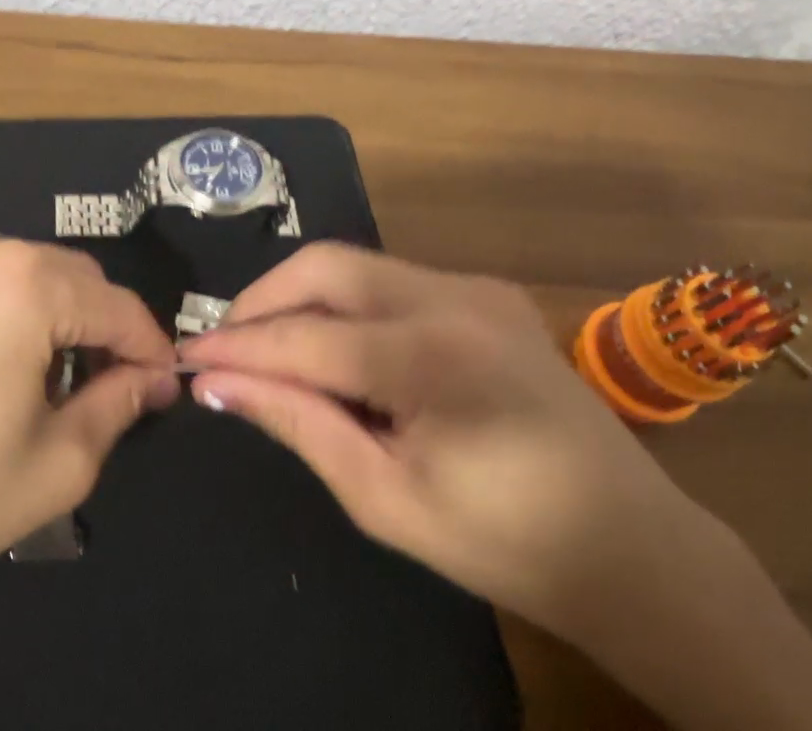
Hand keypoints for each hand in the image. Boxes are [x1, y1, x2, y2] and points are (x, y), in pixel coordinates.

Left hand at [0, 219, 178, 641]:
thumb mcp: (55, 466)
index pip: (116, 304)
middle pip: (68, 280)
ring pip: (18, 277)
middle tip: (113, 395)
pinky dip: (0, 318)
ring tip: (50, 392)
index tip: (167, 387)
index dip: (151, 348)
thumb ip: (118, 406)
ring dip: (50, 323)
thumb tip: (154, 379)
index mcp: (21, 282)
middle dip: (99, 332)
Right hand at [179, 242, 708, 638]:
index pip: (303, 336)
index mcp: (433, 356)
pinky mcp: (488, 296)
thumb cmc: (504, 542)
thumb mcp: (384, 496)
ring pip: (358, 267)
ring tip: (269, 355)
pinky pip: (392, 283)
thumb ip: (300, 424)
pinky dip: (346, 307)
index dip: (236, 349)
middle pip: (327, 266)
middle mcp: (455, 298)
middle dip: (263, 302)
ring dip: (303, 300)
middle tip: (224, 352)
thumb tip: (219, 384)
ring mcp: (478, 289)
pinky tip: (335, 353)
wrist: (628, 544)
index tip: (182, 362)